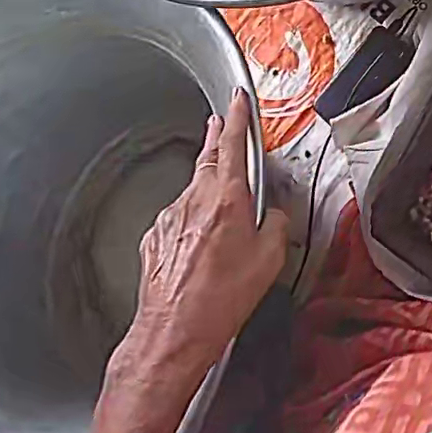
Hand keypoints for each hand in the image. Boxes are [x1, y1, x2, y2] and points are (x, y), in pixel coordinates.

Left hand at [73, 89, 288, 432]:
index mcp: (226, 199)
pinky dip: (192, 213)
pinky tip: (201, 234)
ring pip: (193, 186)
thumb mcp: (268, 259)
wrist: (173, 331)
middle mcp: (194, 200)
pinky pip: (179, 213)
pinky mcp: (155, 236)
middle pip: (207, 157)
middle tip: (221, 122)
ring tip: (218, 181)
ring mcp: (170, 217)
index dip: (237, 119)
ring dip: (206, 178)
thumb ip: (275, 225)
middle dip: (217, 136)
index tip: (237, 101)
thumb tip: (273, 216)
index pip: (232, 145)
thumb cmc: (221, 298)